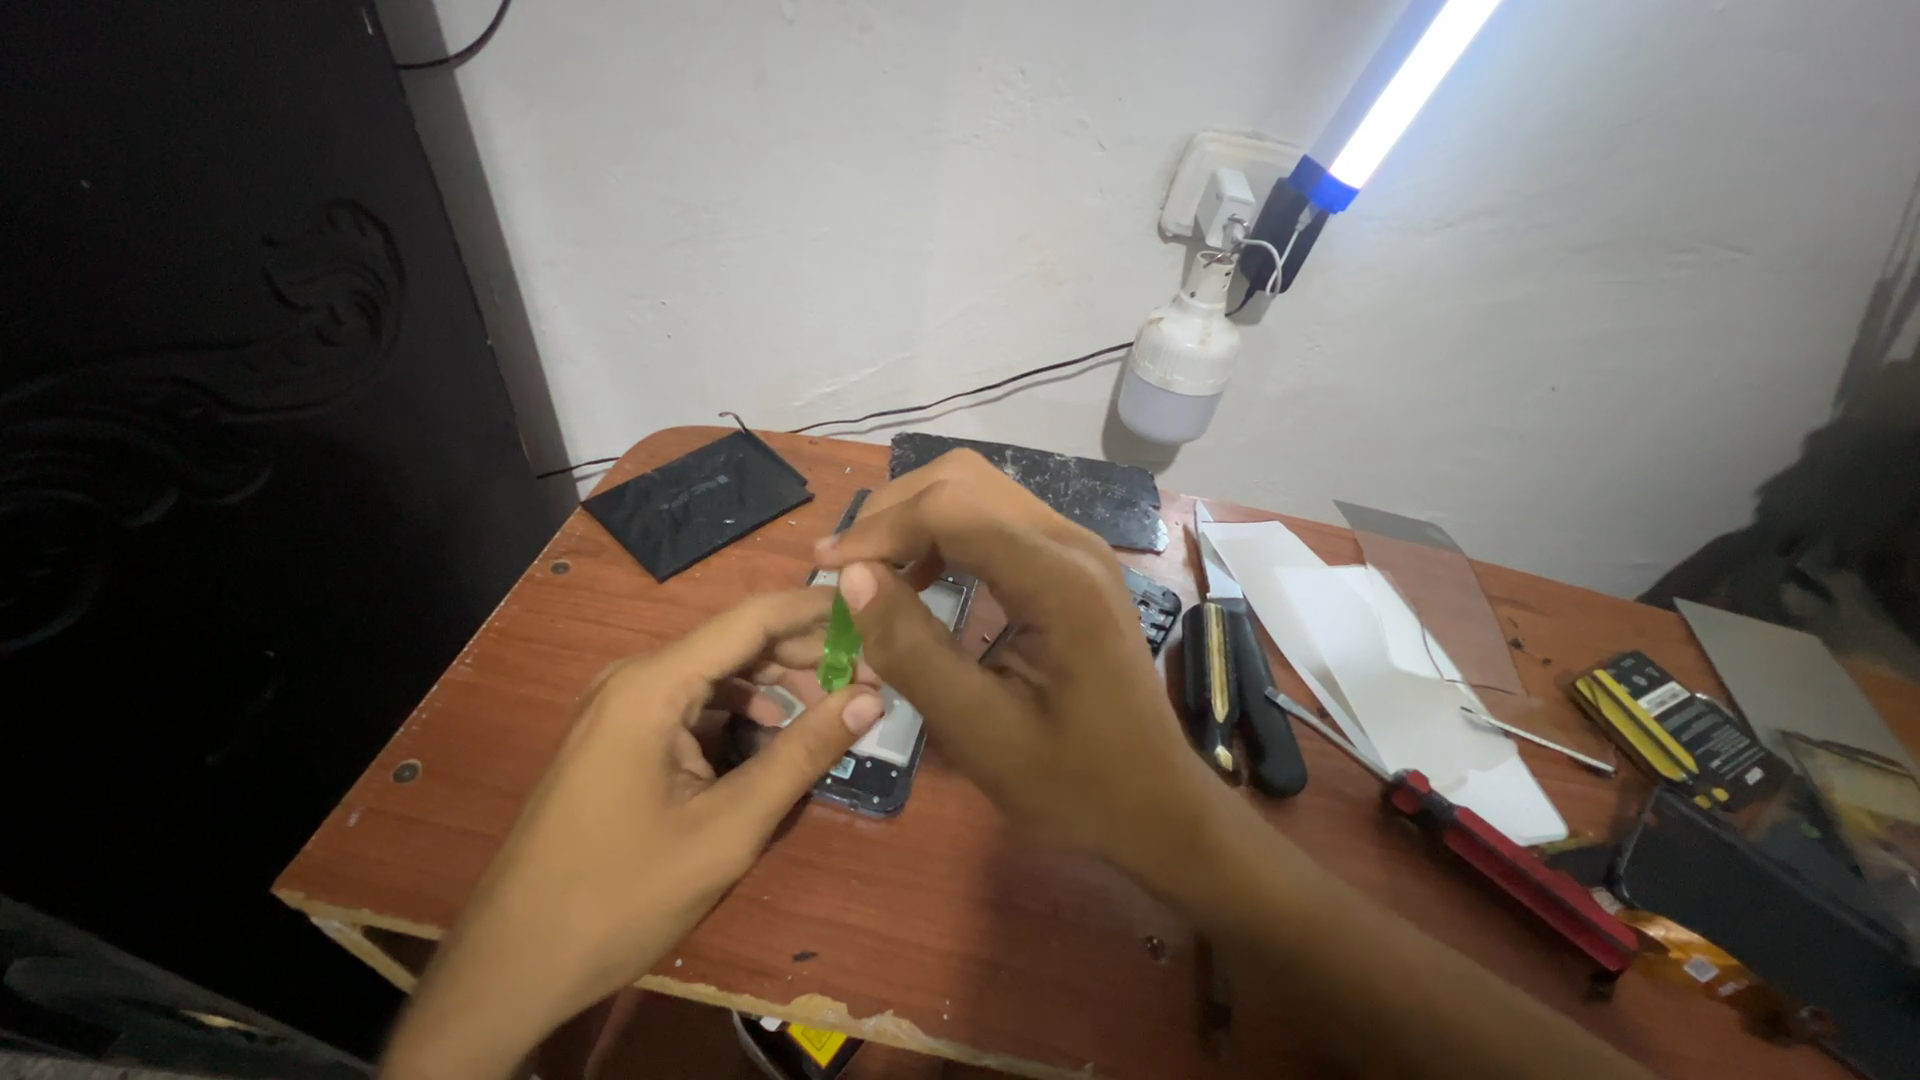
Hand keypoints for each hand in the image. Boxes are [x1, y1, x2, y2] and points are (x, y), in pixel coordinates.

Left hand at [382, 589, 883, 1079]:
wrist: (513, 964)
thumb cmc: (622, 895)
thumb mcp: (728, 827)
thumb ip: (803, 754)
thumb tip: (873, 699)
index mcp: (654, 684)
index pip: (753, 618)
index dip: (819, 610)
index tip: (877, 615)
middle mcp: (635, 677)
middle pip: (738, 642)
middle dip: (807, 656)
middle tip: (871, 683)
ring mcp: (623, 706)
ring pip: (719, 675)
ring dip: (778, 687)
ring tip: (834, 712)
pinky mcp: (621, 736)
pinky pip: (694, 705)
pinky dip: (742, 715)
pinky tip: (774, 741)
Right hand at [812, 450, 1222, 876]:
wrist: (1156, 805)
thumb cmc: (1073, 782)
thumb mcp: (980, 731)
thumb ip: (912, 649)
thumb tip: (852, 577)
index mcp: (1056, 579)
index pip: (949, 508)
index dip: (878, 530)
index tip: (826, 568)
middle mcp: (1071, 544)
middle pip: (964, 480)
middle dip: (894, 510)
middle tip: (844, 564)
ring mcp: (1077, 551)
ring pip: (980, 493)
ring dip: (918, 518)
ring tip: (871, 569)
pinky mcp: (1073, 568)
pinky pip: (999, 522)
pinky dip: (948, 535)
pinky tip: (921, 578)